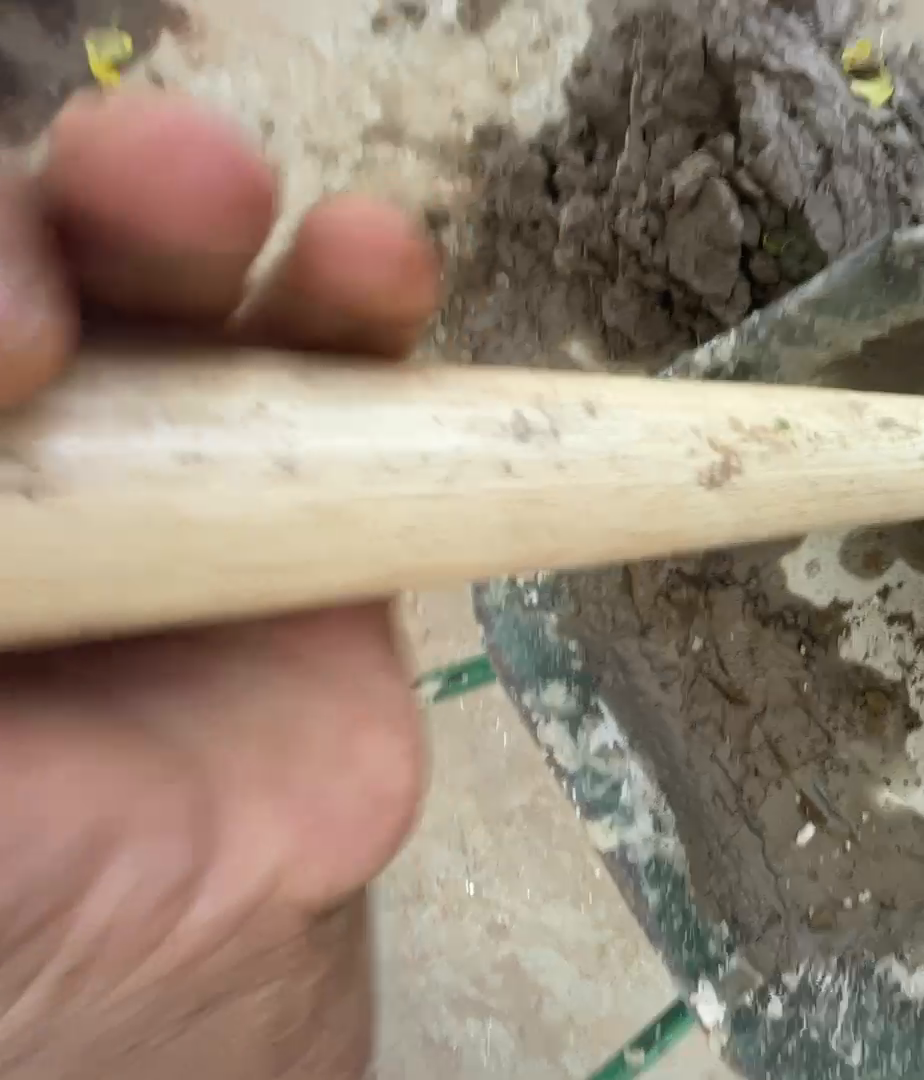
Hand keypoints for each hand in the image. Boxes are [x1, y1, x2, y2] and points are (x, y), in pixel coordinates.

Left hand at [0, 94, 439, 1079]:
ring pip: (210, 310)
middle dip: (93, 220)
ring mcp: (186, 467)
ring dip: (250, 246)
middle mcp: (33, 447)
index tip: (31, 341)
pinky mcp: (331, 505)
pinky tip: (389, 272)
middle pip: (52, 277)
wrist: (185, 943)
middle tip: (171, 189)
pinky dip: (378, 332)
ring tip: (311, 219)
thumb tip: (28, 360)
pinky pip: (359, 396)